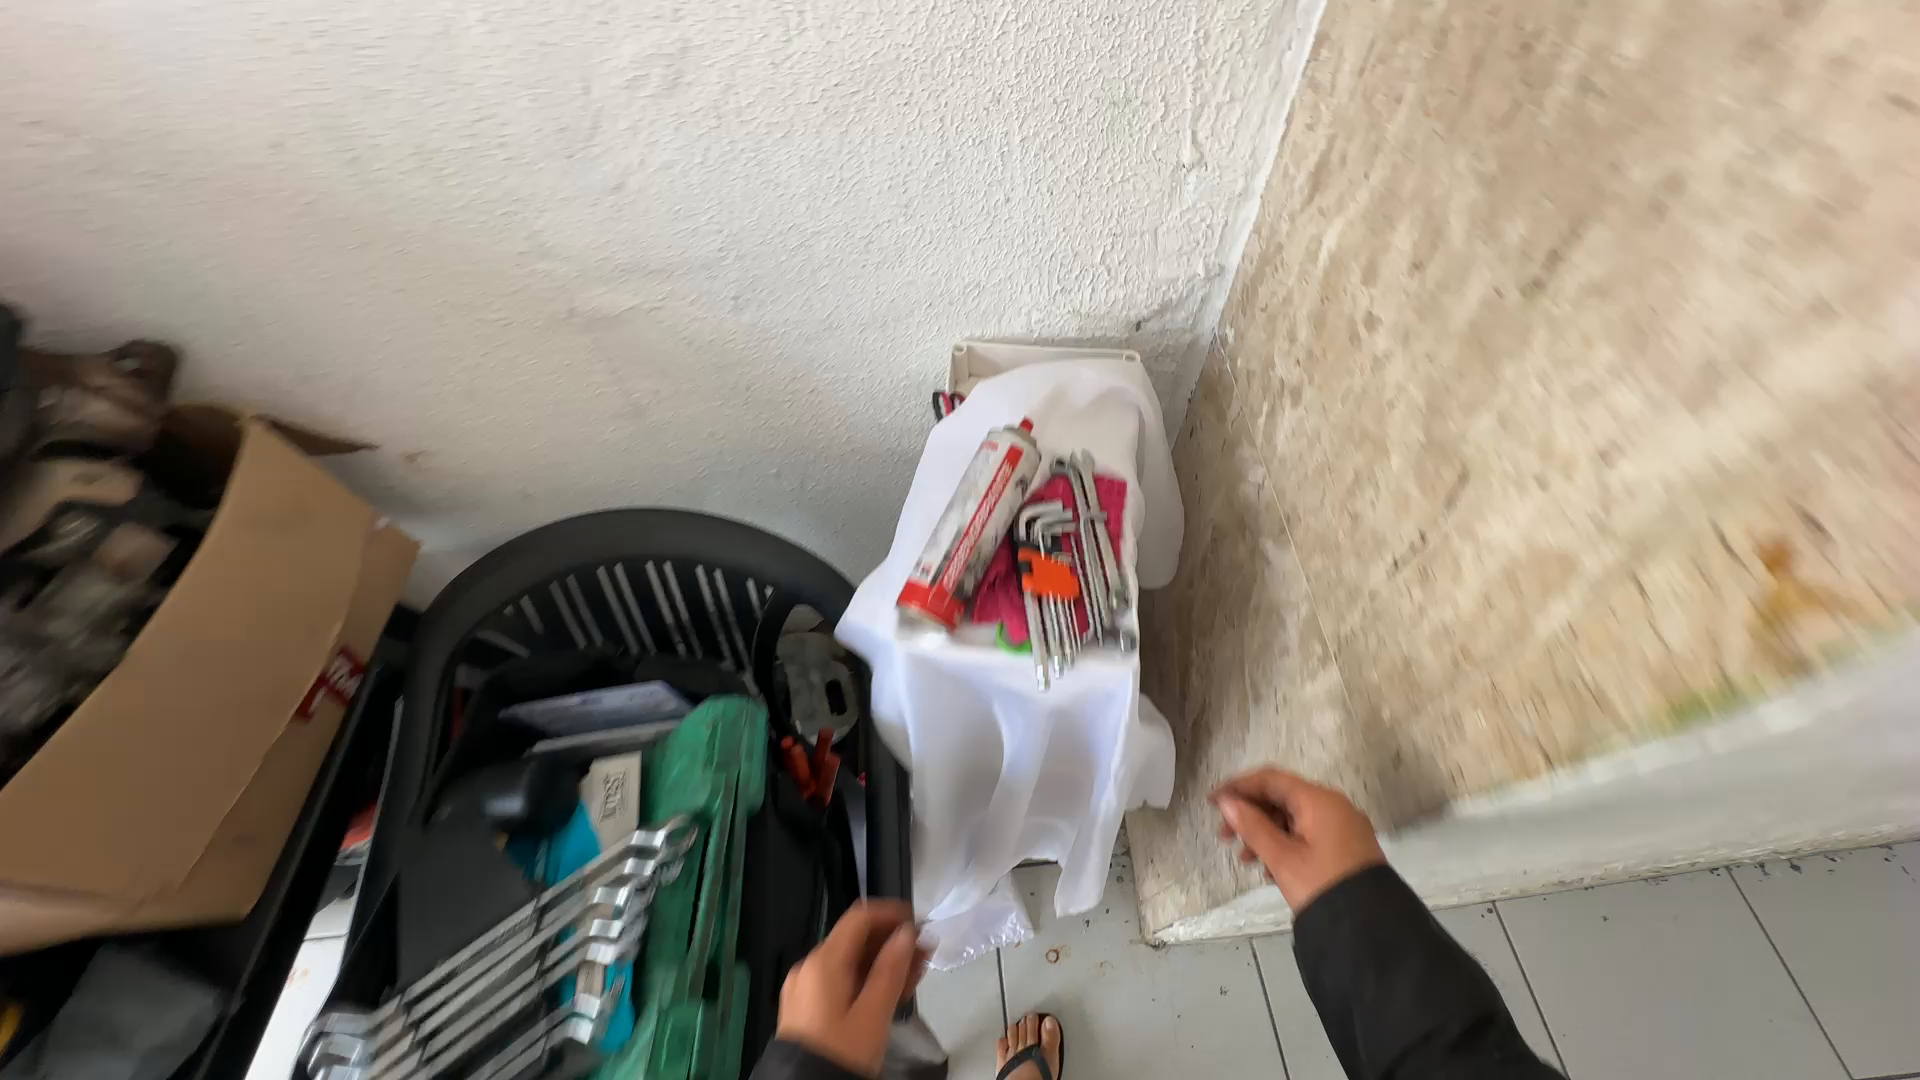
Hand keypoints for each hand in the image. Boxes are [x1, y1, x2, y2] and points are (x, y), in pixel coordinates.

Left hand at [776, 899, 929, 1077]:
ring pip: (850, 962)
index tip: (917, 922)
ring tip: (914, 974)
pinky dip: (866, 980)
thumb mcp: (873, 1015)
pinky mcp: (806, 1008)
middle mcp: (809, 967)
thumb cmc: (841, 1053)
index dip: (891, 913)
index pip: (860, 917)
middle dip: (892, 943)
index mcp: (823, 962)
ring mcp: (805, 988)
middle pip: (856, 940)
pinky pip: (840, 981)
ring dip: (883, 963)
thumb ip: (891, 969)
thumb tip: (907, 933)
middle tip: (923, 953)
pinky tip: (890, 992)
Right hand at [1211, 767, 1385, 912]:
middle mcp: (1333, 806)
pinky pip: (1307, 835)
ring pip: (1292, 818)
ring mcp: (1343, 827)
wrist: (1373, 931)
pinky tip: (1269, 869)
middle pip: (1280, 798)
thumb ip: (1251, 825)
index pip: (1270, 779)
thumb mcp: (1281, 857)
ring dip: (1264, 833)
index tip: (1212, 802)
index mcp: (1319, 800)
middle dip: (1250, 815)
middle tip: (1224, 836)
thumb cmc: (1321, 886)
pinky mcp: (1346, 848)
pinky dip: (1284, 844)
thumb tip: (1226, 802)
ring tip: (1244, 858)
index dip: (1237, 787)